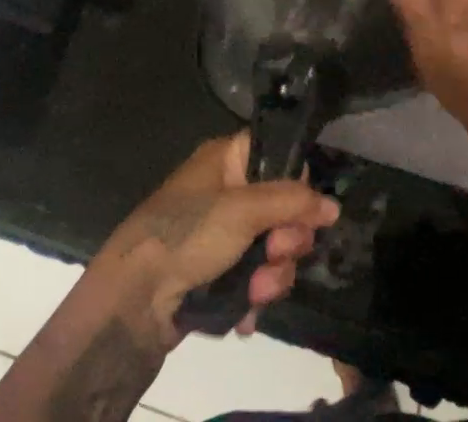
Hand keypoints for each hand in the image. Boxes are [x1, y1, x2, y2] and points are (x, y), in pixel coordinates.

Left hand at [95, 133, 338, 346]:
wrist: (133, 299)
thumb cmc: (186, 235)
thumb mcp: (242, 210)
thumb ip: (292, 202)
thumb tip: (333, 205)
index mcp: (226, 161)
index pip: (278, 156)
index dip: (297, 183)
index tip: (306, 209)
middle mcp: (227, 193)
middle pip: (285, 208)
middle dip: (287, 240)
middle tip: (275, 252)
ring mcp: (223, 236)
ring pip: (275, 249)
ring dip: (272, 275)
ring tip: (254, 291)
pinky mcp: (220, 273)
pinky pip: (258, 278)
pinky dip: (256, 295)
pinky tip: (247, 311)